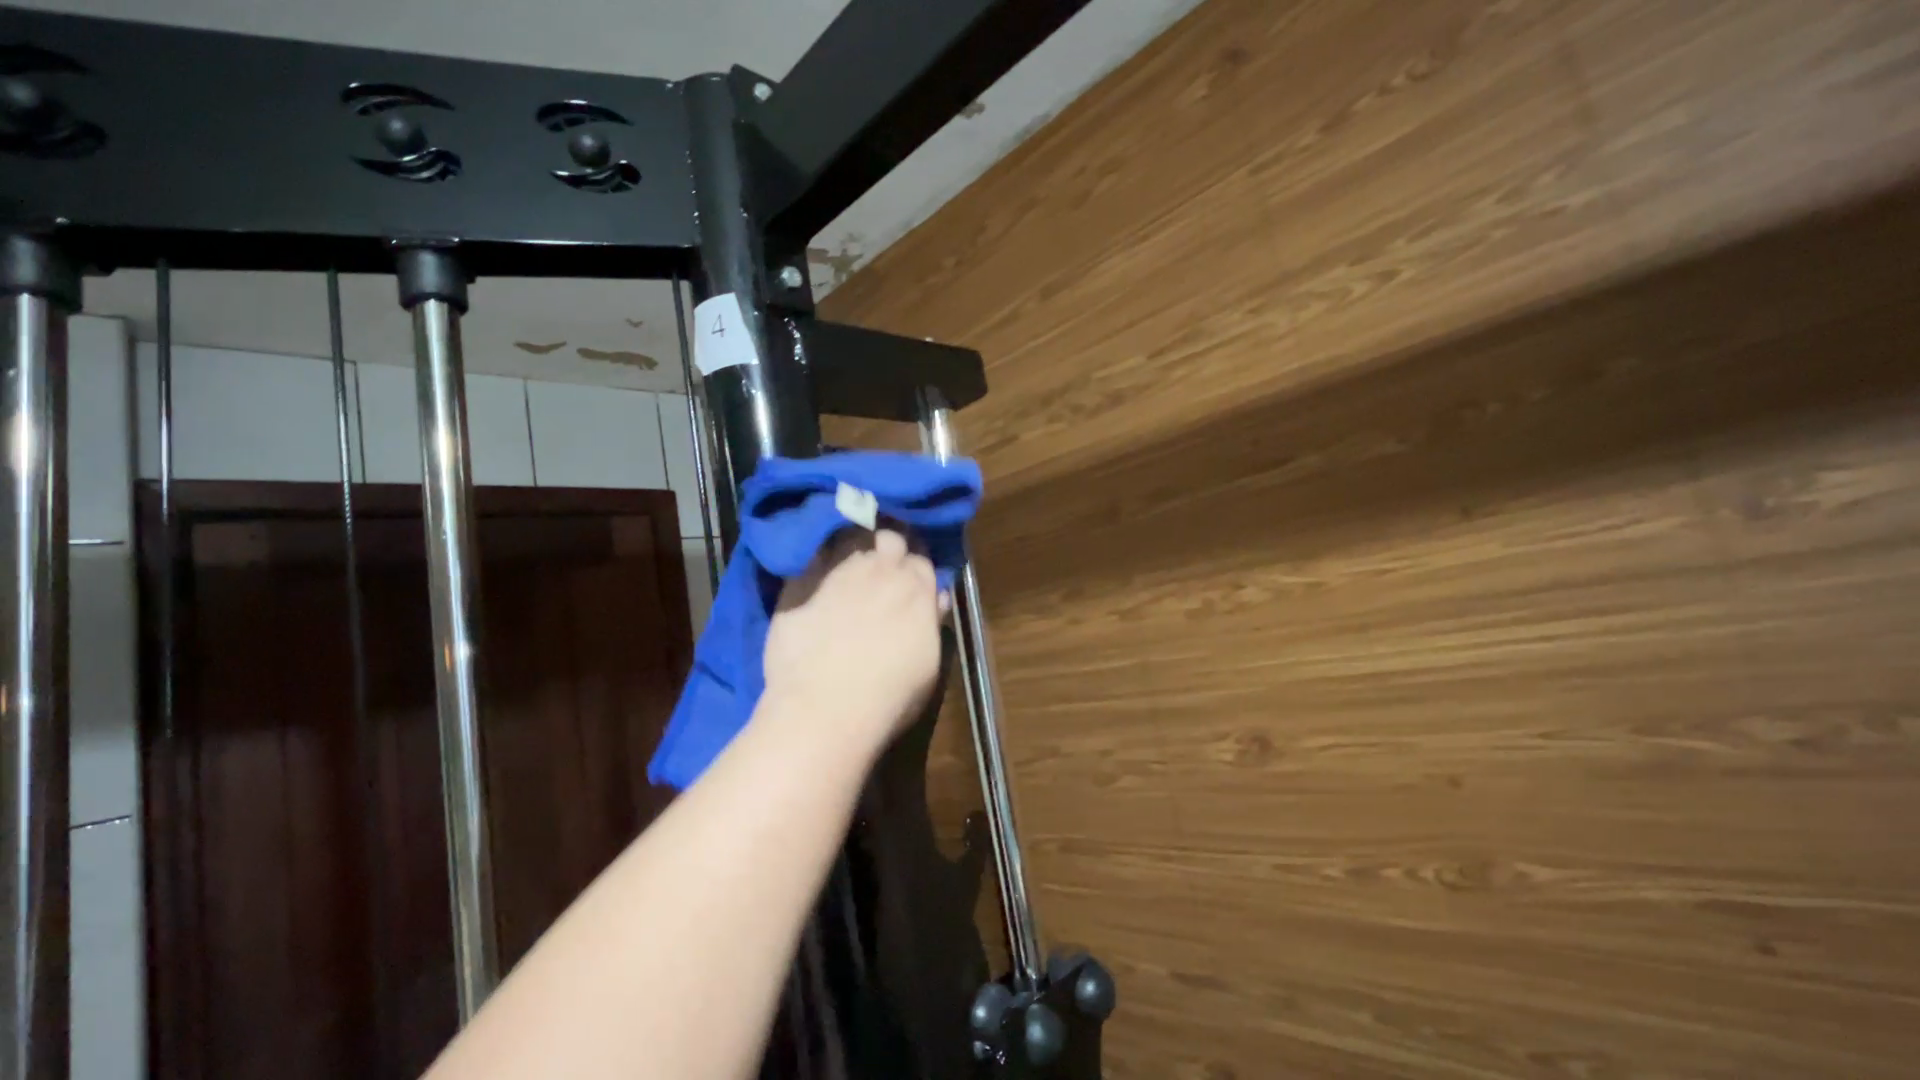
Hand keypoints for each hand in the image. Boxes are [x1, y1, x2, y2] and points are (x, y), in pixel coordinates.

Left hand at [761, 527, 944, 759]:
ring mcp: (837, 571)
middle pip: (889, 539)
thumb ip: (931, 624)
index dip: (914, 570)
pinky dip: (817, 562)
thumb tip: (936, 599)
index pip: (921, 560)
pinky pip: (811, 556)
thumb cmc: (887, 699)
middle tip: (881, 568)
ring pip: (849, 540)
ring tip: (847, 567)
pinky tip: (814, 578)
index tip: (910, 582)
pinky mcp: (799, 581)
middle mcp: (880, 570)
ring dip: (852, 549)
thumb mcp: (928, 667)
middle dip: (888, 548)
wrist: (823, 710)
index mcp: (916, 589)